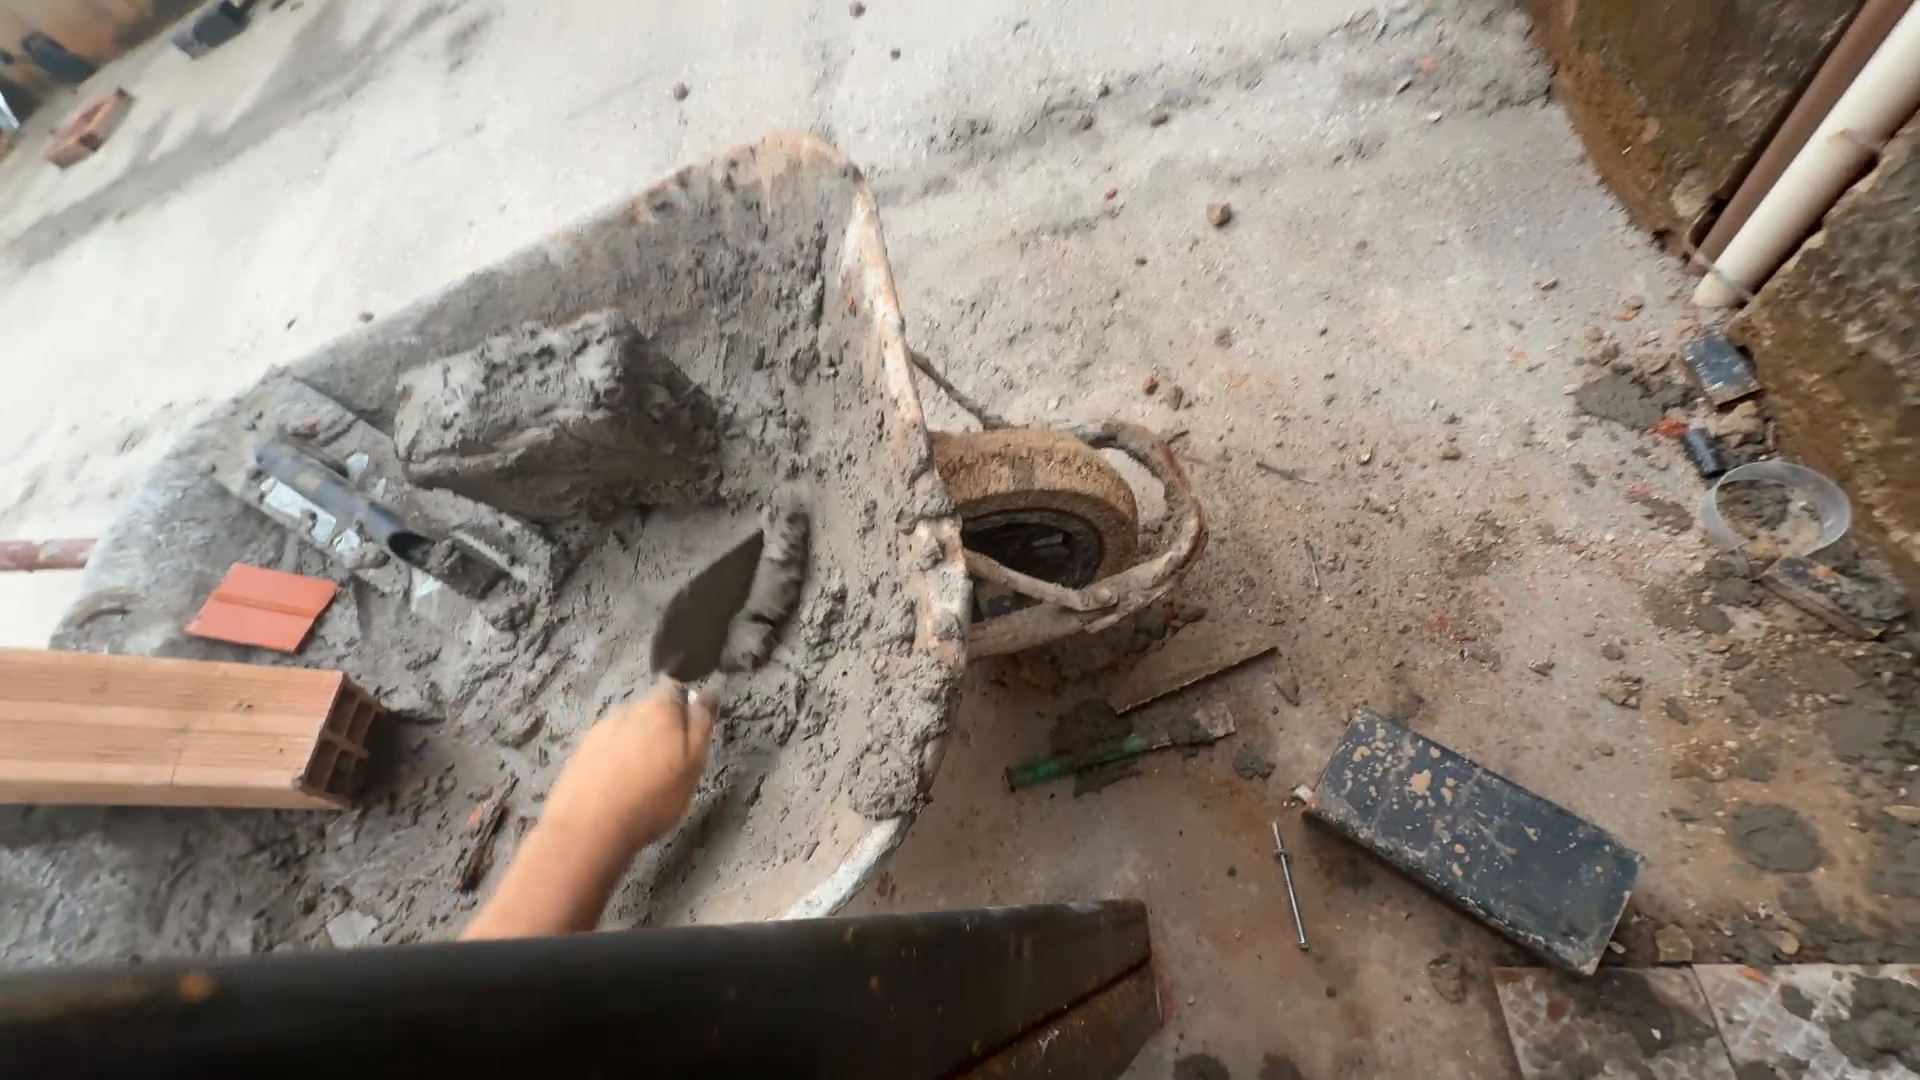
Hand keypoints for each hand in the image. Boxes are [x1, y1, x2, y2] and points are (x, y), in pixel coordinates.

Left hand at [541, 678, 718, 858]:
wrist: (587, 831)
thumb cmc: (652, 798)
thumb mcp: (693, 763)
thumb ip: (701, 723)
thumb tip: (706, 694)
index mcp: (660, 707)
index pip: (678, 689)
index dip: (687, 707)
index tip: (691, 733)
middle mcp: (628, 709)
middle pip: (652, 708)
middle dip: (662, 725)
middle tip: (669, 760)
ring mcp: (600, 730)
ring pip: (629, 727)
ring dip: (638, 740)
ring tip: (640, 774)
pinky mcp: (580, 751)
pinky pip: (608, 745)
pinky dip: (616, 756)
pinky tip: (617, 781)